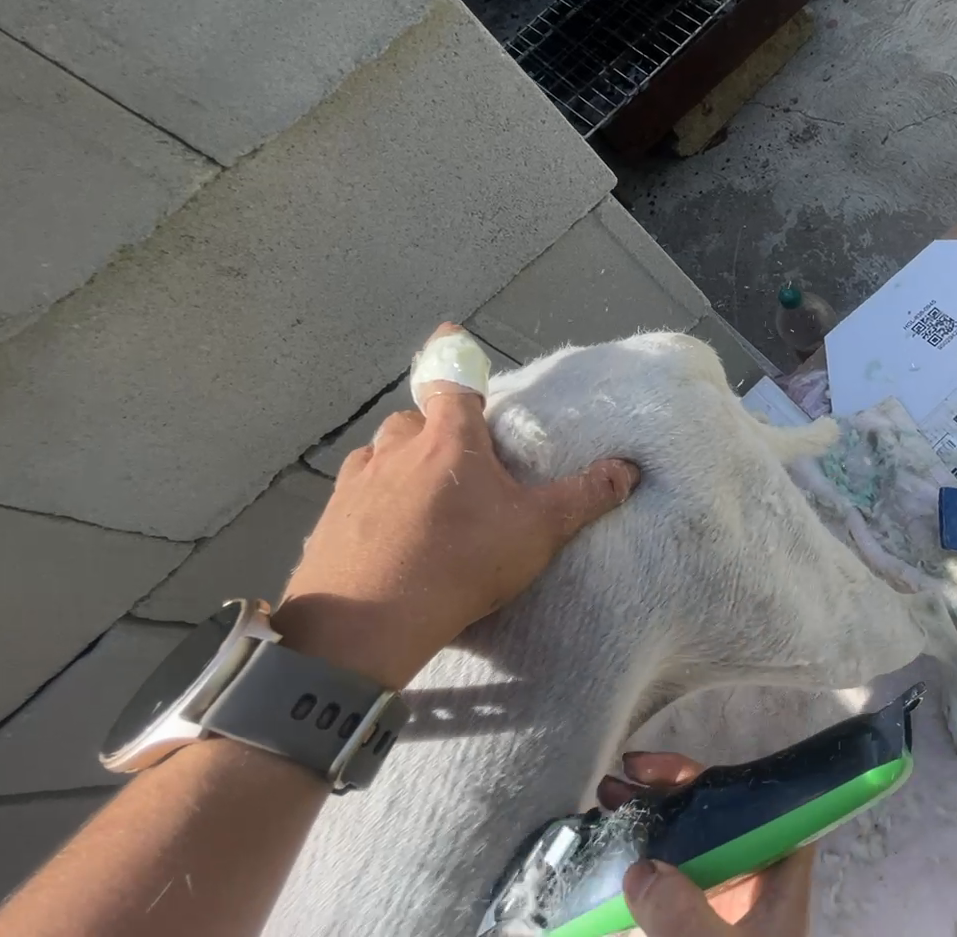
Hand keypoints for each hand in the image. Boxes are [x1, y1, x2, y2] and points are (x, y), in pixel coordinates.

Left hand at [274, 323, 638, 688]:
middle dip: (432, 427)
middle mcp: (395, 452)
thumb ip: (586, 495)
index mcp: (449, 441)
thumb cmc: (461, 560)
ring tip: (423, 496)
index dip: (453, 354)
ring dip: (399, 464)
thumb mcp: (539, 529)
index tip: (450, 332)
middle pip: (412, 421)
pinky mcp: (327, 524)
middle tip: (456, 455)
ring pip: (378, 457)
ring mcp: (354, 486)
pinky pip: (354, 498)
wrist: (365, 623)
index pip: (452, 382)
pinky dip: (372, 503)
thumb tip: (629, 468)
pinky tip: (388, 535)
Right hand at [602, 753, 815, 936]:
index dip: (708, 775)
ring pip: (685, 854)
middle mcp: (752, 880)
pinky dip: (636, 884)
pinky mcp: (696, 930)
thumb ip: (682, 916)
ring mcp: (722, 909)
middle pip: (712, 819)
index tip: (651, 768)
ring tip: (599, 811)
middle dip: (663, 798)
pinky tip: (599, 875)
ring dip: (646, 832)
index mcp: (776, 871)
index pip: (754, 798)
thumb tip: (639, 870)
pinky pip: (666, 896)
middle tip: (612, 783)